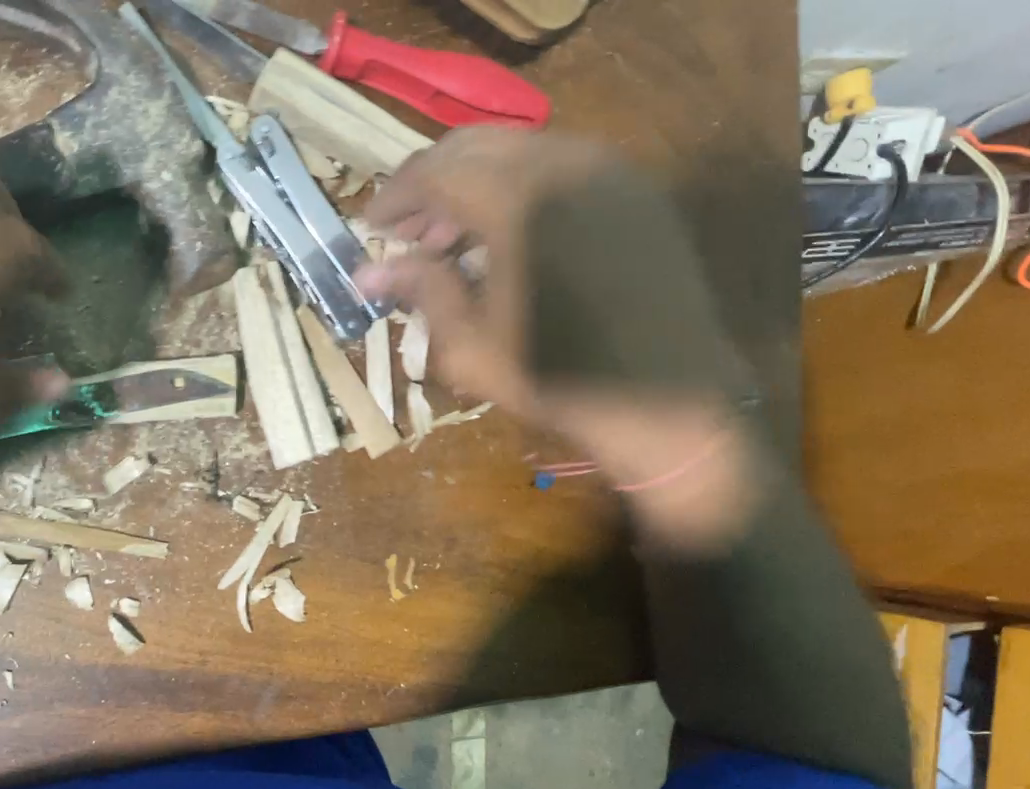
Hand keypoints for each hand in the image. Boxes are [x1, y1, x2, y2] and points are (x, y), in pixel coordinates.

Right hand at [356, 128, 764, 548]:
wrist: (663, 399)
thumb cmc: (554, 378)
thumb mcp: (470, 343)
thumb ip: (420, 288)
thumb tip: (366, 271)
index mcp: (518, 200)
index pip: (436, 171)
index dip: (394, 196)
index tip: (370, 228)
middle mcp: (565, 165)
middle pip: (476, 147)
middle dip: (432, 185)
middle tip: (406, 232)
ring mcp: (608, 174)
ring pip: (520, 153)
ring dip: (474, 187)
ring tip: (450, 242)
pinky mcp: (634, 194)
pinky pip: (561, 171)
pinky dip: (519, 193)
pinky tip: (506, 242)